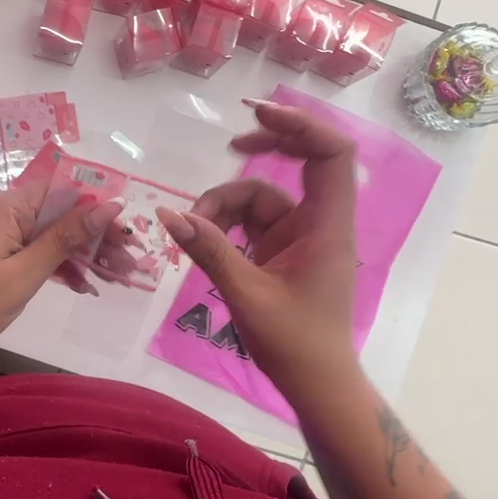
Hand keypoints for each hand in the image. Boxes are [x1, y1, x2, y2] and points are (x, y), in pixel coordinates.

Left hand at [0, 179, 123, 369]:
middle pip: (58, 213)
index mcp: (6, 207)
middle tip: (129, 263)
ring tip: (115, 276)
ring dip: (80, 253)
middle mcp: (0, 210)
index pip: (63, 191)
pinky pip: (30, 248)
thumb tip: (108, 205)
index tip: (126, 234)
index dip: (98, 209)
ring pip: (47, 233)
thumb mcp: (25, 273)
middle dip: (95, 236)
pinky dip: (54, 264)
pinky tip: (82, 283)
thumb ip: (66, 238)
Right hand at [155, 98, 361, 399]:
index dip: (300, 125)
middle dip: (264, 147)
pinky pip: (252, 222)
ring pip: (262, 197)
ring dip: (226, 205)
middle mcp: (318, 222)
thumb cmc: (293, 342)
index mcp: (326, 225)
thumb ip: (208, 250)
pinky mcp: (283, 252)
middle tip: (228, 143)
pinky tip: (201, 239)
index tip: (257, 115)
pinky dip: (226, 226)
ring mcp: (300, 237)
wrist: (315, 383)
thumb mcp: (245, 294)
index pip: (330, 154)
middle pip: (300, 162)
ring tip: (193, 232)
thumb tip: (167, 215)